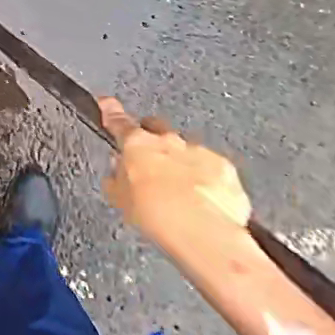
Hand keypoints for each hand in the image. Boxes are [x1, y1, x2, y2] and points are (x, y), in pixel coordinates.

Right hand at [99, 97, 251, 246]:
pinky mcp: (227, 171)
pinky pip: (214, 170)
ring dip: (182, 164)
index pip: (118, 119)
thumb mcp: (119, 197)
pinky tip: (205, 202)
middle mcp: (167, 141)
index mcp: (136, 142)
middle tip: (151, 162)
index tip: (107, 103)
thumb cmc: (156, 213)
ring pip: (187, 151)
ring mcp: (199, 154)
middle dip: (153, 140)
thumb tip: (118, 171)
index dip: (110, 110)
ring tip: (182, 194)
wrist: (201, 232)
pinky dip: (209, 181)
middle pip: (157, 130)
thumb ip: (116, 176)